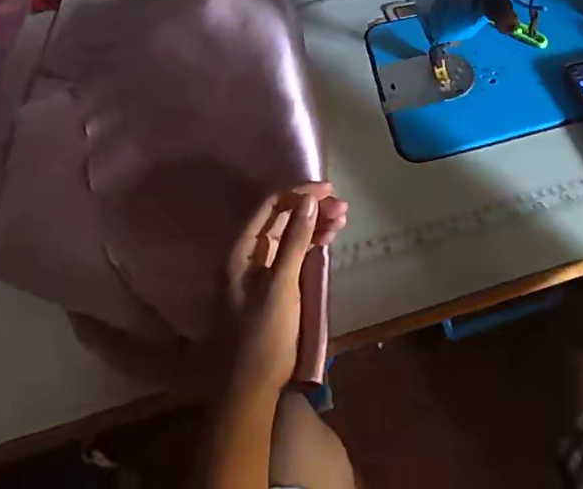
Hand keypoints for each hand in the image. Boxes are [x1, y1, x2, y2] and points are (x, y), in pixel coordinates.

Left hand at [225, 183, 347, 394]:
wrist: (252, 390)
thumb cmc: (263, 336)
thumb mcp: (282, 285)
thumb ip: (296, 240)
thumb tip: (309, 201)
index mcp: (240, 253)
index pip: (269, 207)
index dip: (298, 194)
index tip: (328, 191)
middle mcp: (248, 257)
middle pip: (282, 219)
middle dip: (312, 208)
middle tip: (342, 208)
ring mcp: (262, 271)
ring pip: (291, 234)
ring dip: (316, 223)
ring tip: (343, 218)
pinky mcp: (276, 285)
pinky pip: (295, 252)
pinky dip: (314, 241)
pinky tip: (331, 236)